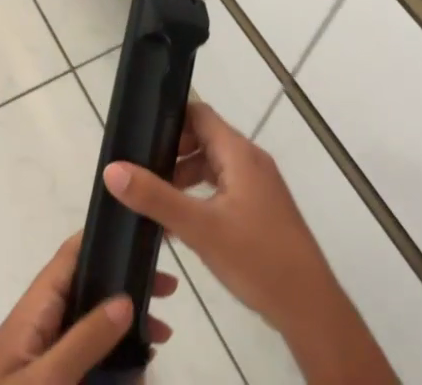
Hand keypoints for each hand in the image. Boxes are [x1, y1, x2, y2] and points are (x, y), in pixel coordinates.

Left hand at [0, 232, 180, 384]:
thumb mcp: (46, 379)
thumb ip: (84, 341)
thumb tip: (124, 299)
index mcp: (33, 311)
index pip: (69, 257)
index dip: (104, 239)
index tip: (143, 236)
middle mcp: (38, 324)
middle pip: (87, 289)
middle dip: (127, 286)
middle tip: (168, 292)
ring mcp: (41, 354)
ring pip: (90, 325)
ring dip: (126, 326)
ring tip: (163, 336)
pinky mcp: (47, 378)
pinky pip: (84, 358)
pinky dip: (112, 358)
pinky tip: (138, 370)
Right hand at [103, 102, 339, 335]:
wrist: (308, 305)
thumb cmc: (256, 259)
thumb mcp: (199, 228)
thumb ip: (155, 197)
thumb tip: (113, 169)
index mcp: (240, 154)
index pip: (200, 115)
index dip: (169, 119)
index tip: (138, 136)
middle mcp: (251, 162)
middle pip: (204, 139)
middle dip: (170, 153)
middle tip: (138, 174)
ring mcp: (258, 186)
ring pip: (212, 167)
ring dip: (182, 178)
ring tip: (152, 202)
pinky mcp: (260, 210)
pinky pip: (222, 189)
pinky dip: (198, 197)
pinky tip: (178, 225)